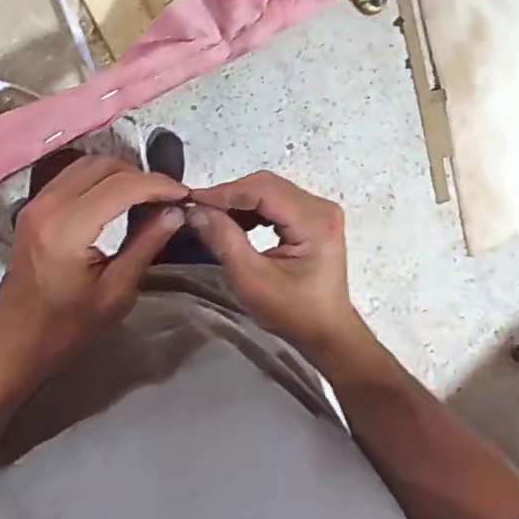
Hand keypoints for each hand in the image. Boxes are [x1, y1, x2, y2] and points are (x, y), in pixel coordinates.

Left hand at [0, 155, 187, 375]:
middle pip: (105, 165)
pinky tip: (119, 199)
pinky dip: (101, 178)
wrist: (15, 343)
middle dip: (142, 176)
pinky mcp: (33, 207)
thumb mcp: (116, 292)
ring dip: (121, 173)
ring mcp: (36, 203)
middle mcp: (48, 205)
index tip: (184, 194)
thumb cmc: (67, 328)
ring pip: (88, 163)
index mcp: (67, 229)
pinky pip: (73, 175)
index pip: (122, 186)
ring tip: (146, 197)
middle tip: (167, 198)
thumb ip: (146, 244)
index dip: (159, 185)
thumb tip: (176, 212)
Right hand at [185, 171, 367, 358]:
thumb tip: (196, 210)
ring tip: (212, 217)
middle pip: (267, 186)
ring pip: (270, 191)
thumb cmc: (293, 312)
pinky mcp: (314, 218)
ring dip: (240, 202)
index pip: (263, 190)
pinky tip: (234, 223)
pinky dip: (253, 210)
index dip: (225, 192)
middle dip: (230, 195)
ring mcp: (319, 211)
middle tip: (198, 210)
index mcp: (314, 220)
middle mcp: (321, 207)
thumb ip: (224, 240)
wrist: (327, 332)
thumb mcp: (252, 280)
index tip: (192, 201)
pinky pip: (277, 202)